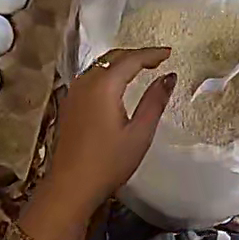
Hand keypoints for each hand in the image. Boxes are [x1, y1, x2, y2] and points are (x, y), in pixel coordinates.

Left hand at [37, 47, 176, 218]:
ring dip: (120, 63)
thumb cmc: (109, 162)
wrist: (70, 186)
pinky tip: (117, 84)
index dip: (151, 54)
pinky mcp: (69, 105)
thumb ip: (154, 101)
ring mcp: (74, 93)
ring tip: (141, 67)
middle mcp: (85, 82)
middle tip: (158, 59)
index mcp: (103, 86)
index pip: (130, 60)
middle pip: (112, 58)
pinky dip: (108, 73)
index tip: (169, 53)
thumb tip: (168, 77)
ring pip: (99, 66)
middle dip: (136, 55)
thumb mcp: (139, 133)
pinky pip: (91, 77)